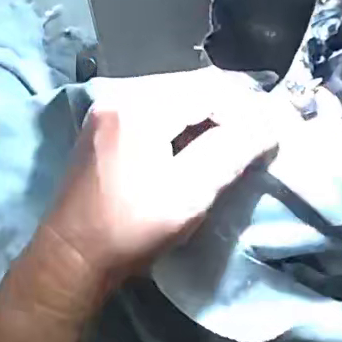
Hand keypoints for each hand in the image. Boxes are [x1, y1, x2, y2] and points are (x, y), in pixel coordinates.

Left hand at [18, 70, 280, 321]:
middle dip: (226, 107)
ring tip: (231, 140)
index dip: (246, 108)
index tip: (270, 133)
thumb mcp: (190, 193)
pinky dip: (177, 120)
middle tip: (256, 135)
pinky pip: (150, 108)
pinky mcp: (101, 125)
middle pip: (188, 86)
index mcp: (139, 107)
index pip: (209, 89)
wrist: (71, 256)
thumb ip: (232, 151)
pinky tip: (192, 142)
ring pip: (170, 95)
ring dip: (203, 113)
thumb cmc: (132, 229)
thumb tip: (268, 124)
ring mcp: (106, 108)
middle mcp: (119, 95)